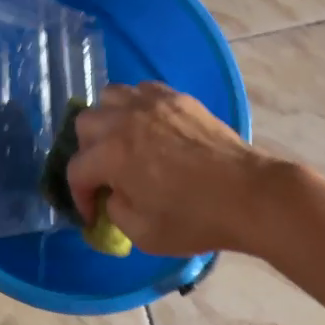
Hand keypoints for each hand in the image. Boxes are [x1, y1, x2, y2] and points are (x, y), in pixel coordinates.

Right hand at [66, 81, 272, 256]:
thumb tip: (112, 195)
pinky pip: (141, 89)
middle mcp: (123, 119)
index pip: (76, 169)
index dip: (80, 196)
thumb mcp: (144, 235)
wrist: (247, 194)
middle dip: (88, 152)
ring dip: (107, 120)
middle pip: (84, 124)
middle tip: (106, 174)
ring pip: (108, 96)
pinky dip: (136, 105)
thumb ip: (116, 211)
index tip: (93, 213)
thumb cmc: (196, 218)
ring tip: (122, 140)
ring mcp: (149, 101)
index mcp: (111, 154)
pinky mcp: (174, 96)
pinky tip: (149, 124)